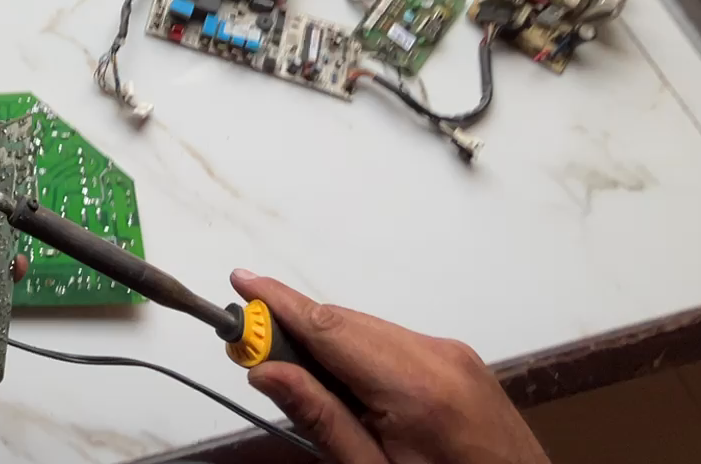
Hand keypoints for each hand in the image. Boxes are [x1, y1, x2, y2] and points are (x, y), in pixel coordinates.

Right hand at [232, 270, 549, 463]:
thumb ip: (321, 421)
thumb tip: (263, 370)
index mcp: (419, 388)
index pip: (328, 326)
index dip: (277, 301)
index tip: (239, 279)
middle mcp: (439, 355)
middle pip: (342, 322)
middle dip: (295, 330)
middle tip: (255, 353)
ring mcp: (455, 354)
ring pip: (363, 327)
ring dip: (326, 343)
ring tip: (310, 385)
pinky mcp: (462, 361)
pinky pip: (389, 339)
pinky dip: (358, 352)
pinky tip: (351, 386)